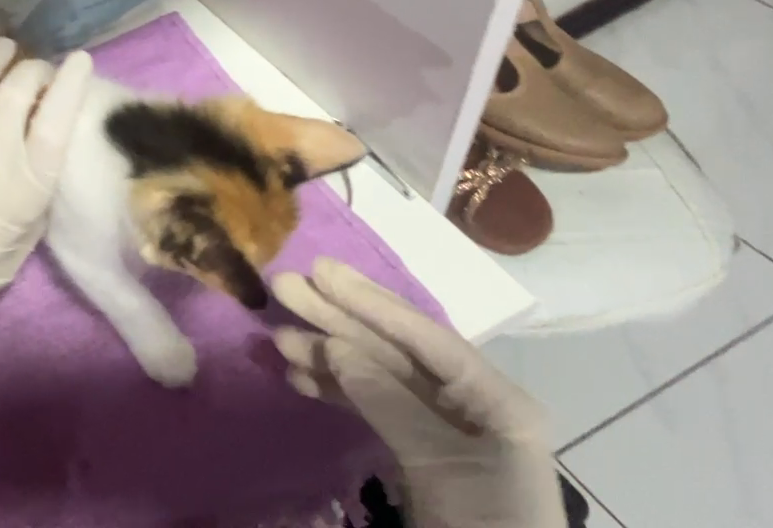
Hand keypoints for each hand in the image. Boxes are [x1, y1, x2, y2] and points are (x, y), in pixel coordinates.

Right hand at [272, 259, 564, 527]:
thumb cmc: (488, 524)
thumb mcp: (441, 465)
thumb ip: (388, 401)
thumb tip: (333, 346)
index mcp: (495, 398)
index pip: (424, 336)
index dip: (370, 301)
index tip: (321, 271)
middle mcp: (468, 400)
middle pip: (393, 348)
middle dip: (337, 318)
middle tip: (284, 286)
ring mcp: (441, 424)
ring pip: (374, 374)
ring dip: (325, 355)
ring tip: (277, 338)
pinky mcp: (418, 450)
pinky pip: (370, 406)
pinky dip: (333, 391)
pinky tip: (297, 377)